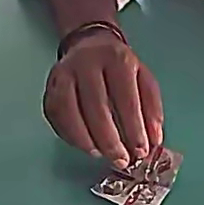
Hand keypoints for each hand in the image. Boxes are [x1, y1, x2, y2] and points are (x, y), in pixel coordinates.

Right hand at [43, 29, 163, 168]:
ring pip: (70, 110)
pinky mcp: (50, 84)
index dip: (134, 129)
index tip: (141, 152)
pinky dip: (68, 134)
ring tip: (101, 155)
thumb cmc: (121, 68)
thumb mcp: (144, 80)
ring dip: (85, 139)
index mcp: (117, 60)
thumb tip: (153, 141)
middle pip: (96, 107)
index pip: (126, 100)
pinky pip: (55, 113)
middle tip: (121, 161)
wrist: (91, 43)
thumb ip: (151, 110)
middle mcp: (87, 63)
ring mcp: (64, 73)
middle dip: (110, 140)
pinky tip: (83, 145)